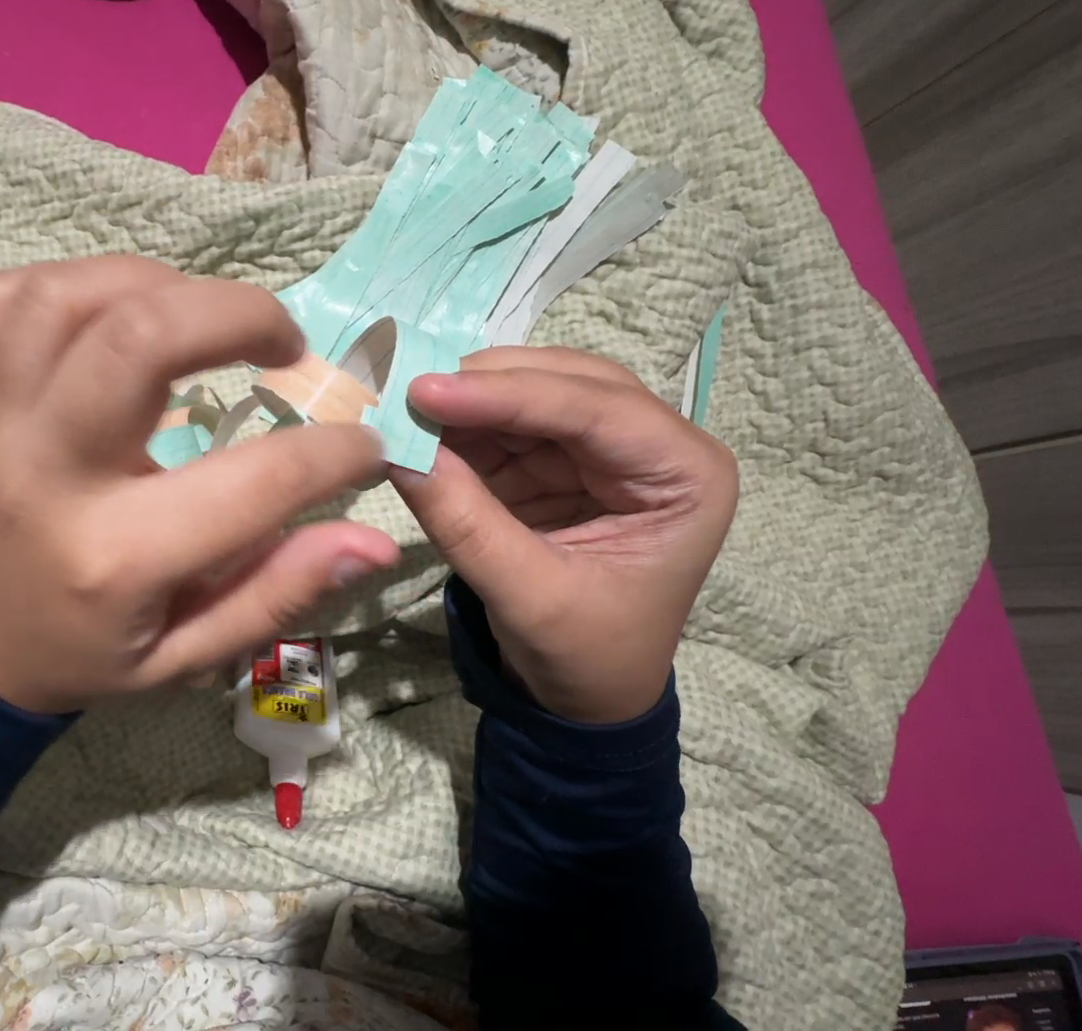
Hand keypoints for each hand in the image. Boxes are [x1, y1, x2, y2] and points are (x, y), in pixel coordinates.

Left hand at [0, 256, 398, 713]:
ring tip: (200, 317)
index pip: (250, 482)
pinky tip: (119, 312)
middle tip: (283, 342)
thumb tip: (377, 543)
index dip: (330, 453)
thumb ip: (279, 593)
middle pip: (138, 338)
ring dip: (154, 283)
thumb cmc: (88, 652)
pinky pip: (8, 300)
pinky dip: (75, 283)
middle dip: (237, 312)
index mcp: (116, 555)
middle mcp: (49, 474)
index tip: (361, 444)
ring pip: (64, 297)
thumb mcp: (188, 652)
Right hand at [390, 347, 736, 723]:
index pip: (597, 409)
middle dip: (486, 385)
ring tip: (403, 410)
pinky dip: (459, 429)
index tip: (426, 389)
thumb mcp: (528, 596)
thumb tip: (397, 452)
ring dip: (466, 402)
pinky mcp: (558, 464)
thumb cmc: (585, 655)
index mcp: (684, 476)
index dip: (507, 394)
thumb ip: (466, 523)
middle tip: (409, 389)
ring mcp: (603, 451)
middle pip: (568, 384)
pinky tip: (420, 433)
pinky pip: (505, 429)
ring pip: (531, 396)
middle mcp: (652, 447)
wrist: (585, 696)